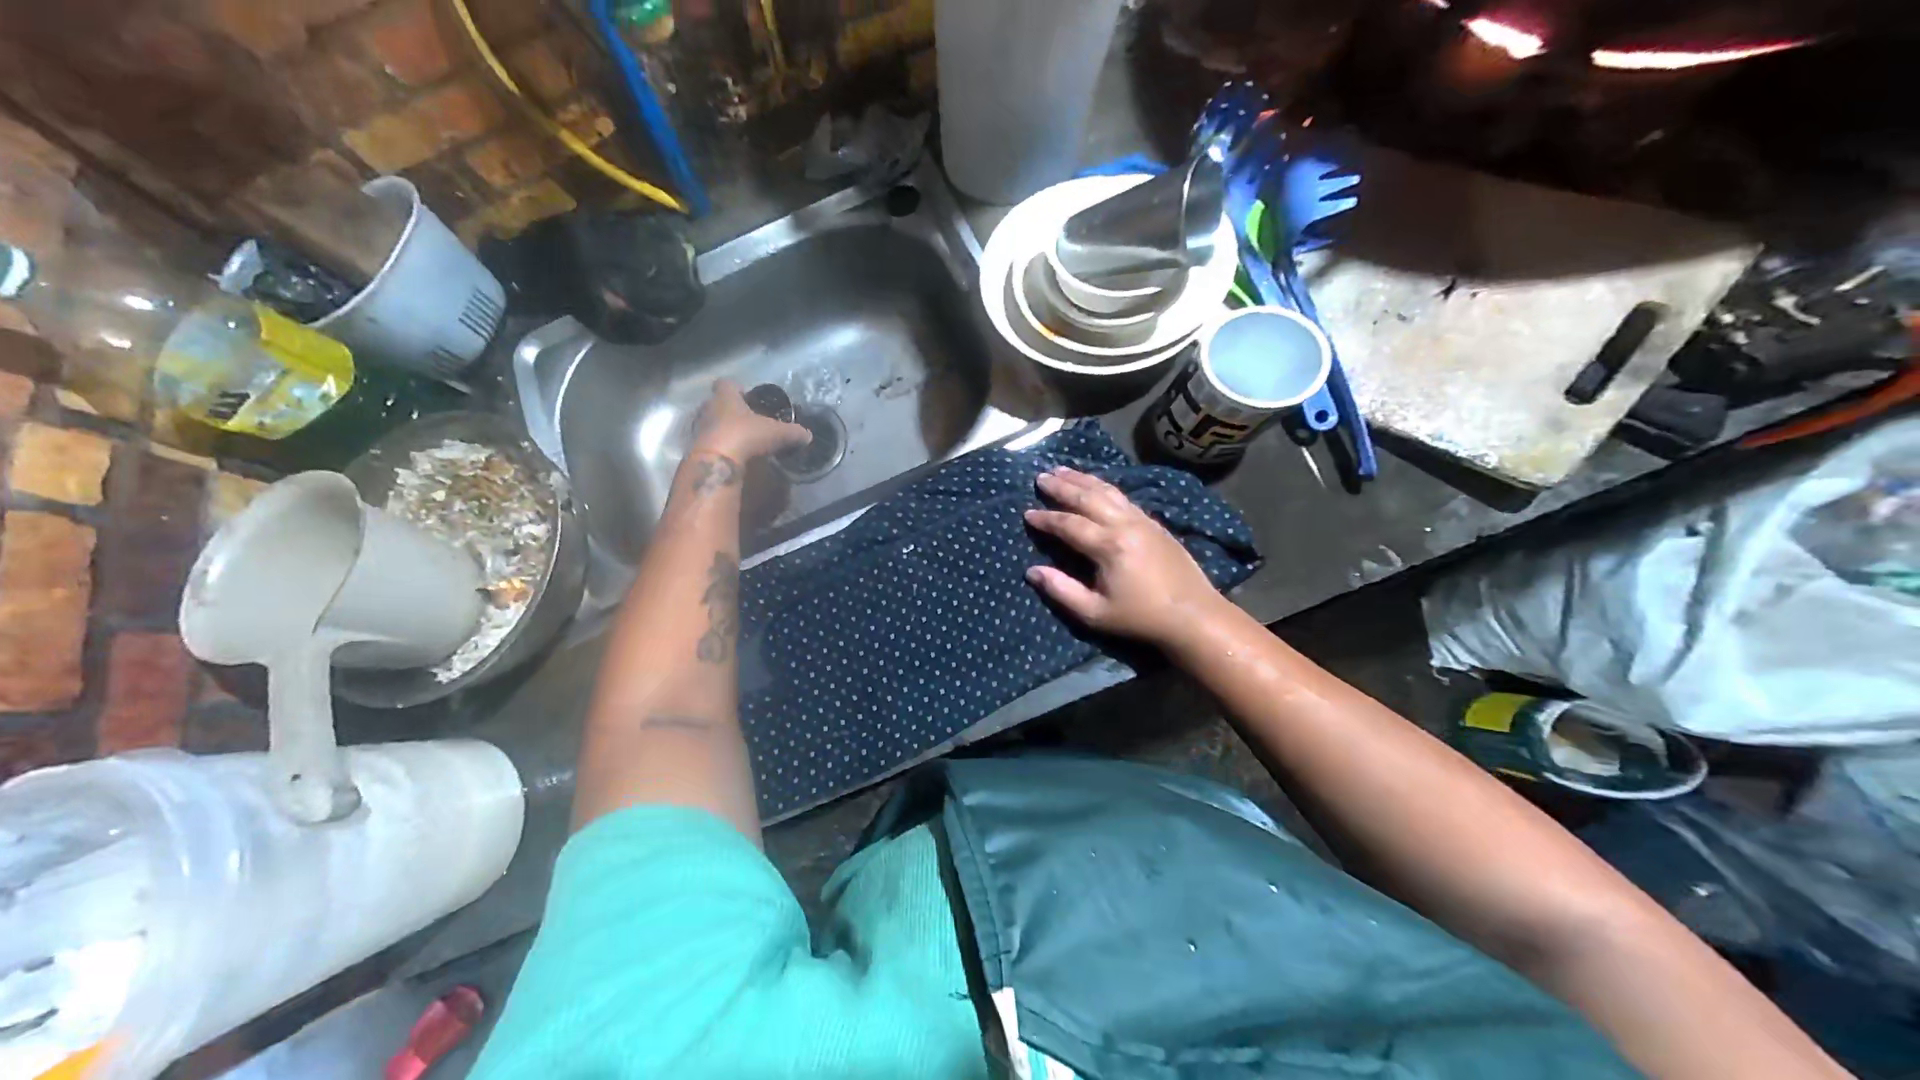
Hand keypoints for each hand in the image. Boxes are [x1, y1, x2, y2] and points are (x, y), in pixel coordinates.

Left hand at [690, 378, 811, 461]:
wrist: (717, 462)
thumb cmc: (746, 436)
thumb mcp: (777, 433)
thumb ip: (793, 432)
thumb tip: (807, 435)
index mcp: (726, 397)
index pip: (726, 383)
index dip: (736, 387)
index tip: (746, 395)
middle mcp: (708, 408)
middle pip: (715, 402)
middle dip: (728, 409)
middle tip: (745, 419)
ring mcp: (698, 428)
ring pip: (709, 422)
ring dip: (721, 428)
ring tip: (739, 439)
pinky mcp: (695, 448)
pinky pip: (708, 442)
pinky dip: (718, 447)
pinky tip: (731, 456)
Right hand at [1023, 466, 1227, 644]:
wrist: (1193, 614)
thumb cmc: (1140, 617)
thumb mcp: (1095, 613)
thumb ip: (1062, 590)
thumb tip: (1032, 571)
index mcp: (1108, 546)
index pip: (1069, 524)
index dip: (1046, 518)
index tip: (1027, 513)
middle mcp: (1124, 525)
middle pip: (1087, 497)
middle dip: (1061, 486)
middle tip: (1040, 477)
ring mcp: (1142, 520)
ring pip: (1107, 491)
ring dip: (1082, 479)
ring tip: (1062, 469)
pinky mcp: (1154, 523)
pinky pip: (1123, 497)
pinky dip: (1103, 487)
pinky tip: (1095, 485)